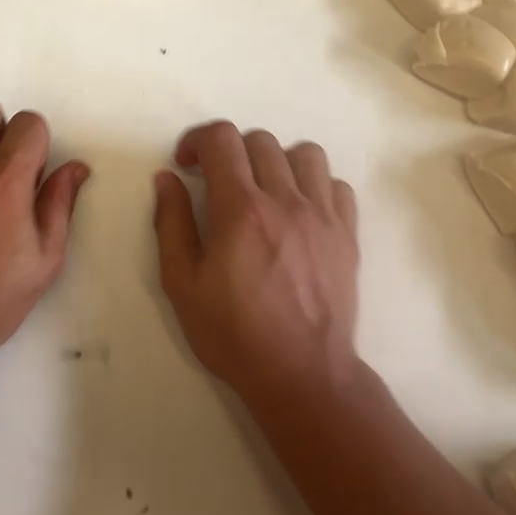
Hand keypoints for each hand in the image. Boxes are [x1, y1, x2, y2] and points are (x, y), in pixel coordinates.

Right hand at [153, 122, 359, 398]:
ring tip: (264, 190)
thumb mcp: (182, 284)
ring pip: (305, 154)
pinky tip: (299, 212)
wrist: (303, 375)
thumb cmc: (234, 334)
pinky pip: (336, 186)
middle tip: (219, 183)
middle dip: (231, 152)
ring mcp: (323, 216)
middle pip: (260, 141)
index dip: (198, 140)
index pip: (222, 139)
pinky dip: (315, 186)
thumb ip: (172, 224)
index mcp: (241, 210)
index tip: (187, 165)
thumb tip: (167, 178)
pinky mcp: (348, 235)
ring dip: (278, 161)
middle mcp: (285, 201)